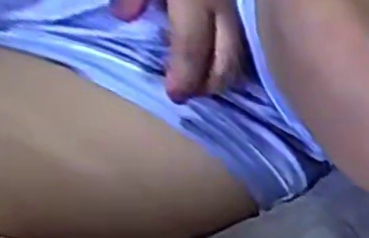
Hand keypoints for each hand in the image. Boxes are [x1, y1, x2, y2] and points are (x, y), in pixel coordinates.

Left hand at [112, 0, 245, 101]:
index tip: (175, 97)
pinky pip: (244, 41)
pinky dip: (233, 58)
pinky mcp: (245, 7)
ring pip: (241, 56)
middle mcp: (225, 9)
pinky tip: (219, 61)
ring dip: (226, 76)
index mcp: (196, 0)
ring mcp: (240, 9)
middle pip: (227, 61)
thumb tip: (123, 17)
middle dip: (213, 84)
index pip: (191, 48)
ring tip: (207, 83)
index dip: (184, 76)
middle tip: (195, 95)